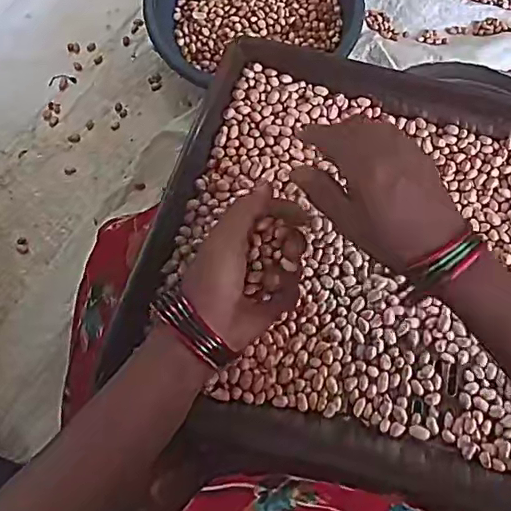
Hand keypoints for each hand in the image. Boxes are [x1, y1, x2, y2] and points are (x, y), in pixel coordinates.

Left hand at [177, 186, 307, 352]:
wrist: (209, 326)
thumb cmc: (214, 276)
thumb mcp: (226, 235)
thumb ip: (247, 209)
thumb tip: (268, 184)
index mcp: (239, 234)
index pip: (270, 215)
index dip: (286, 213)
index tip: (301, 216)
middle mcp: (254, 253)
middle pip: (288, 238)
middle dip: (291, 243)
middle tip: (286, 252)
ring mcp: (265, 279)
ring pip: (294, 264)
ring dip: (287, 270)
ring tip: (271, 280)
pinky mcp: (274, 303)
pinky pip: (294, 291)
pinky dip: (286, 293)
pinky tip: (272, 296)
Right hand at [289, 119, 468, 269]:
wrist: (441, 247)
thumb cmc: (389, 240)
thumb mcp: (347, 221)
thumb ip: (321, 191)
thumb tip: (299, 171)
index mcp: (362, 164)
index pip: (331, 137)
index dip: (313, 134)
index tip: (302, 136)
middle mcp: (384, 149)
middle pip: (352, 126)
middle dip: (333, 131)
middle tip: (320, 143)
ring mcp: (405, 149)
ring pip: (373, 126)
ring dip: (354, 130)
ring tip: (344, 146)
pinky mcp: (420, 155)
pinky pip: (391, 133)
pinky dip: (375, 135)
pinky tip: (372, 152)